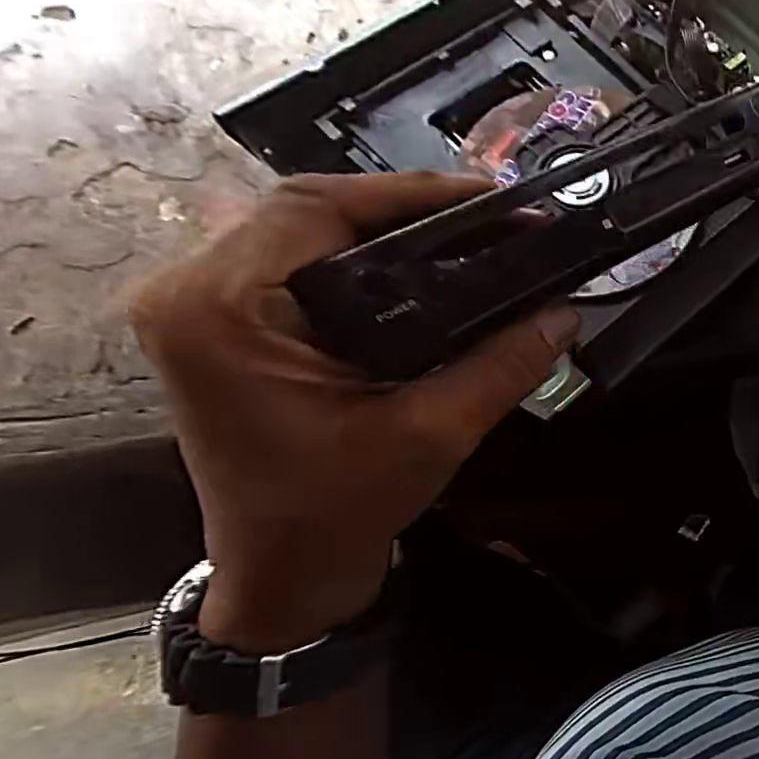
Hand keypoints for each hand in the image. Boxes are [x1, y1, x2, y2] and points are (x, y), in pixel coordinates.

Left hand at [130, 173, 578, 650]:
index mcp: (222, 312)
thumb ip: (502, 367)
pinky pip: (303, 262)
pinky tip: (424, 267)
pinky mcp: (231, 324)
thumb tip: (563, 314)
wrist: (286, 565)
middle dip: (408, 205)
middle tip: (493, 219)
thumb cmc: (341, 507)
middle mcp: (194, 292)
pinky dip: (369, 255)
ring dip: (390, 227)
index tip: (492, 200)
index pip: (314, 208)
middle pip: (306, 209)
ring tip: (470, 235)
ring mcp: (206, 307)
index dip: (411, 192)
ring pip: (304, 230)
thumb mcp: (434, 433)